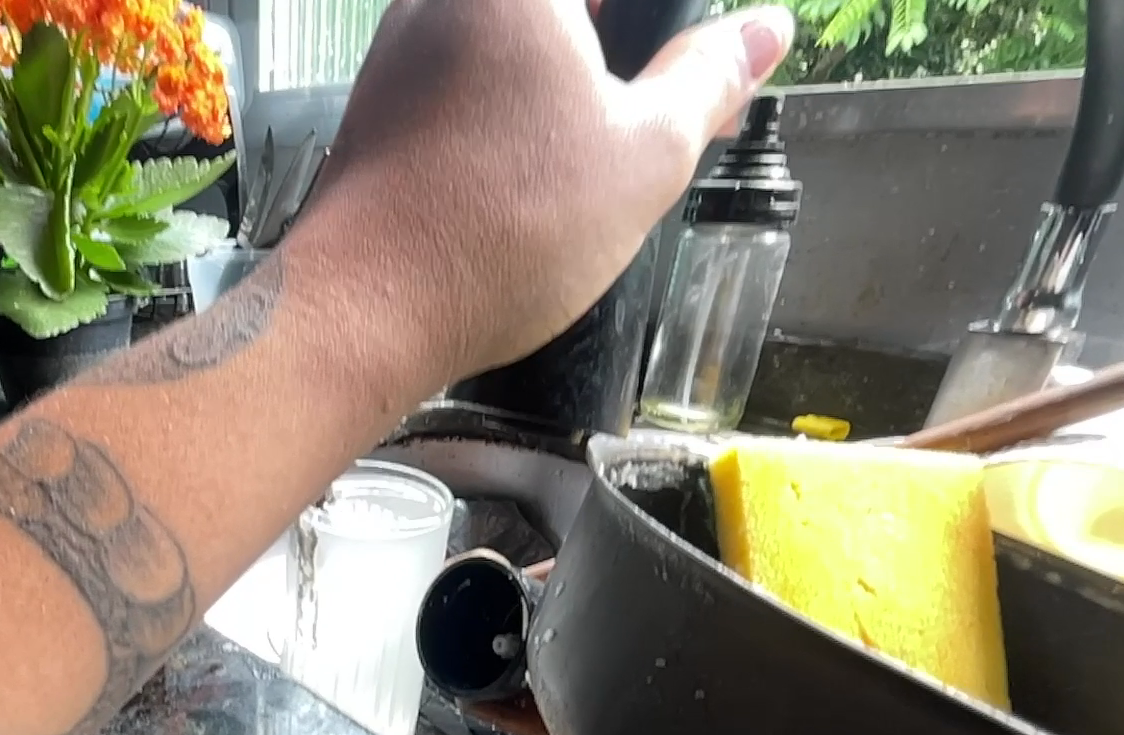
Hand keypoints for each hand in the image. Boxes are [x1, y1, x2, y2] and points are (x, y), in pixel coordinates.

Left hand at [286, 0, 793, 388]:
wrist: (361, 315)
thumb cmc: (509, 231)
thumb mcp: (640, 161)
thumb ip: (704, 83)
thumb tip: (761, 30)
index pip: (611, 1)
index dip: (652, 33)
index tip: (673, 90)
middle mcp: (439, 1)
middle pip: (556, 20)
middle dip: (611, 66)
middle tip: (648, 131)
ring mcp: (392, 60)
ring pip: (501, 55)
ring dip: (555, 98)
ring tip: (582, 173)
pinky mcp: (367, 122)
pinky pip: (453, 97)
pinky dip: (498, 125)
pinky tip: (512, 190)